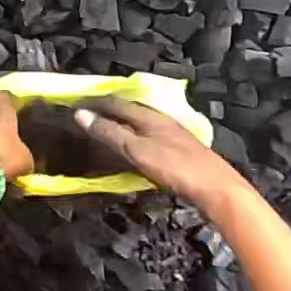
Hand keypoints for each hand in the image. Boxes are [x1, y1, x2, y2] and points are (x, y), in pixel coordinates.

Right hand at [73, 99, 251, 215]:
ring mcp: (170, 133)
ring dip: (118, 122)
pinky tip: (129, 144)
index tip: (74, 105)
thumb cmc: (174, 167)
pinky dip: (130, 134)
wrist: (217, 189)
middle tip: (85, 116)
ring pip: (137, 121)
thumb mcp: (136, 149)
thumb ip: (108, 132)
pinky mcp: (177, 147)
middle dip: (105, 110)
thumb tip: (80, 114)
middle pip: (127, 109)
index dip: (93, 102)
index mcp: (148, 115)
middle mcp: (159, 119)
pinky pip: (146, 133)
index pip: (114, 101)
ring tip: (102, 129)